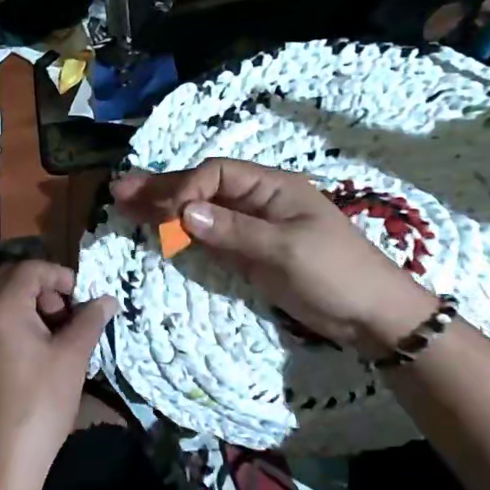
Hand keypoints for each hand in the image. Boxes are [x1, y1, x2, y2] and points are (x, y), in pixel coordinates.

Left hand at [0, 260, 117, 489]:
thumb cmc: (41, 400)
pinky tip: (45, 352)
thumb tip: (107, 299)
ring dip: (35, 307)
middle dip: (46, 289)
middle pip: (13, 280)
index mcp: (1, 307)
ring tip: (62, 336)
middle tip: (70, 315)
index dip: (61, 276)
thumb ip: (90, 320)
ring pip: (5, 302)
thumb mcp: (72, 356)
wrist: (5, 458)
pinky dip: (22, 324)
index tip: (84, 298)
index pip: (30, 269)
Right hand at [111, 158, 434, 349]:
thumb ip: (234, 231)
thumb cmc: (336, 273)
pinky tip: (155, 230)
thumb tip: (184, 214)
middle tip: (119, 191)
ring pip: (198, 211)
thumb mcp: (286, 250)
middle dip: (161, 188)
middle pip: (201, 187)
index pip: (216, 174)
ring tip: (124, 204)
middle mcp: (256, 200)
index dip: (186, 188)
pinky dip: (180, 233)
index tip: (166, 213)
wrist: (370, 314)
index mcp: (271, 187)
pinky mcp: (247, 253)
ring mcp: (250, 227)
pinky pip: (207, 237)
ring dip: (163, 208)